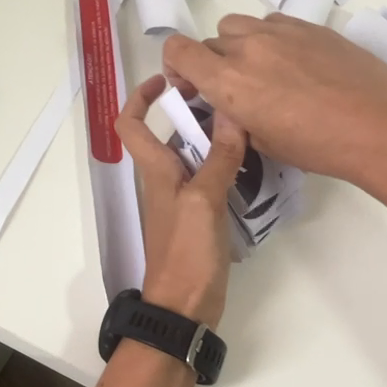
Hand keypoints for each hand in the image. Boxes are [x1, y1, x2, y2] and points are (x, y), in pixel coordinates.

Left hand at [115, 74, 246, 326]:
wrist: (184, 307)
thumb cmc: (186, 252)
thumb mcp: (204, 200)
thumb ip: (218, 158)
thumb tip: (232, 114)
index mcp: (155, 170)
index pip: (130, 124)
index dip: (140, 97)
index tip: (168, 80)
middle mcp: (165, 179)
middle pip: (172, 135)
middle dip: (197, 113)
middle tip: (233, 100)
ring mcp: (183, 199)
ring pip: (196, 156)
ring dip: (218, 139)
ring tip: (253, 125)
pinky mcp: (201, 217)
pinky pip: (212, 180)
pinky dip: (229, 166)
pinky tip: (256, 162)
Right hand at [161, 13, 386, 184]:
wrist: (379, 127)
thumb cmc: (318, 146)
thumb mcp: (262, 143)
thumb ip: (234, 116)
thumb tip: (230, 105)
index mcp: (229, 80)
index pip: (178, 50)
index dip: (175, 66)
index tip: (191, 86)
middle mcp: (248, 47)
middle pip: (210, 42)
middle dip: (211, 64)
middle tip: (232, 91)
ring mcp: (281, 31)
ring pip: (240, 27)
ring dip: (239, 47)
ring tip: (262, 74)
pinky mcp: (310, 26)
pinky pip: (273, 23)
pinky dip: (270, 40)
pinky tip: (293, 65)